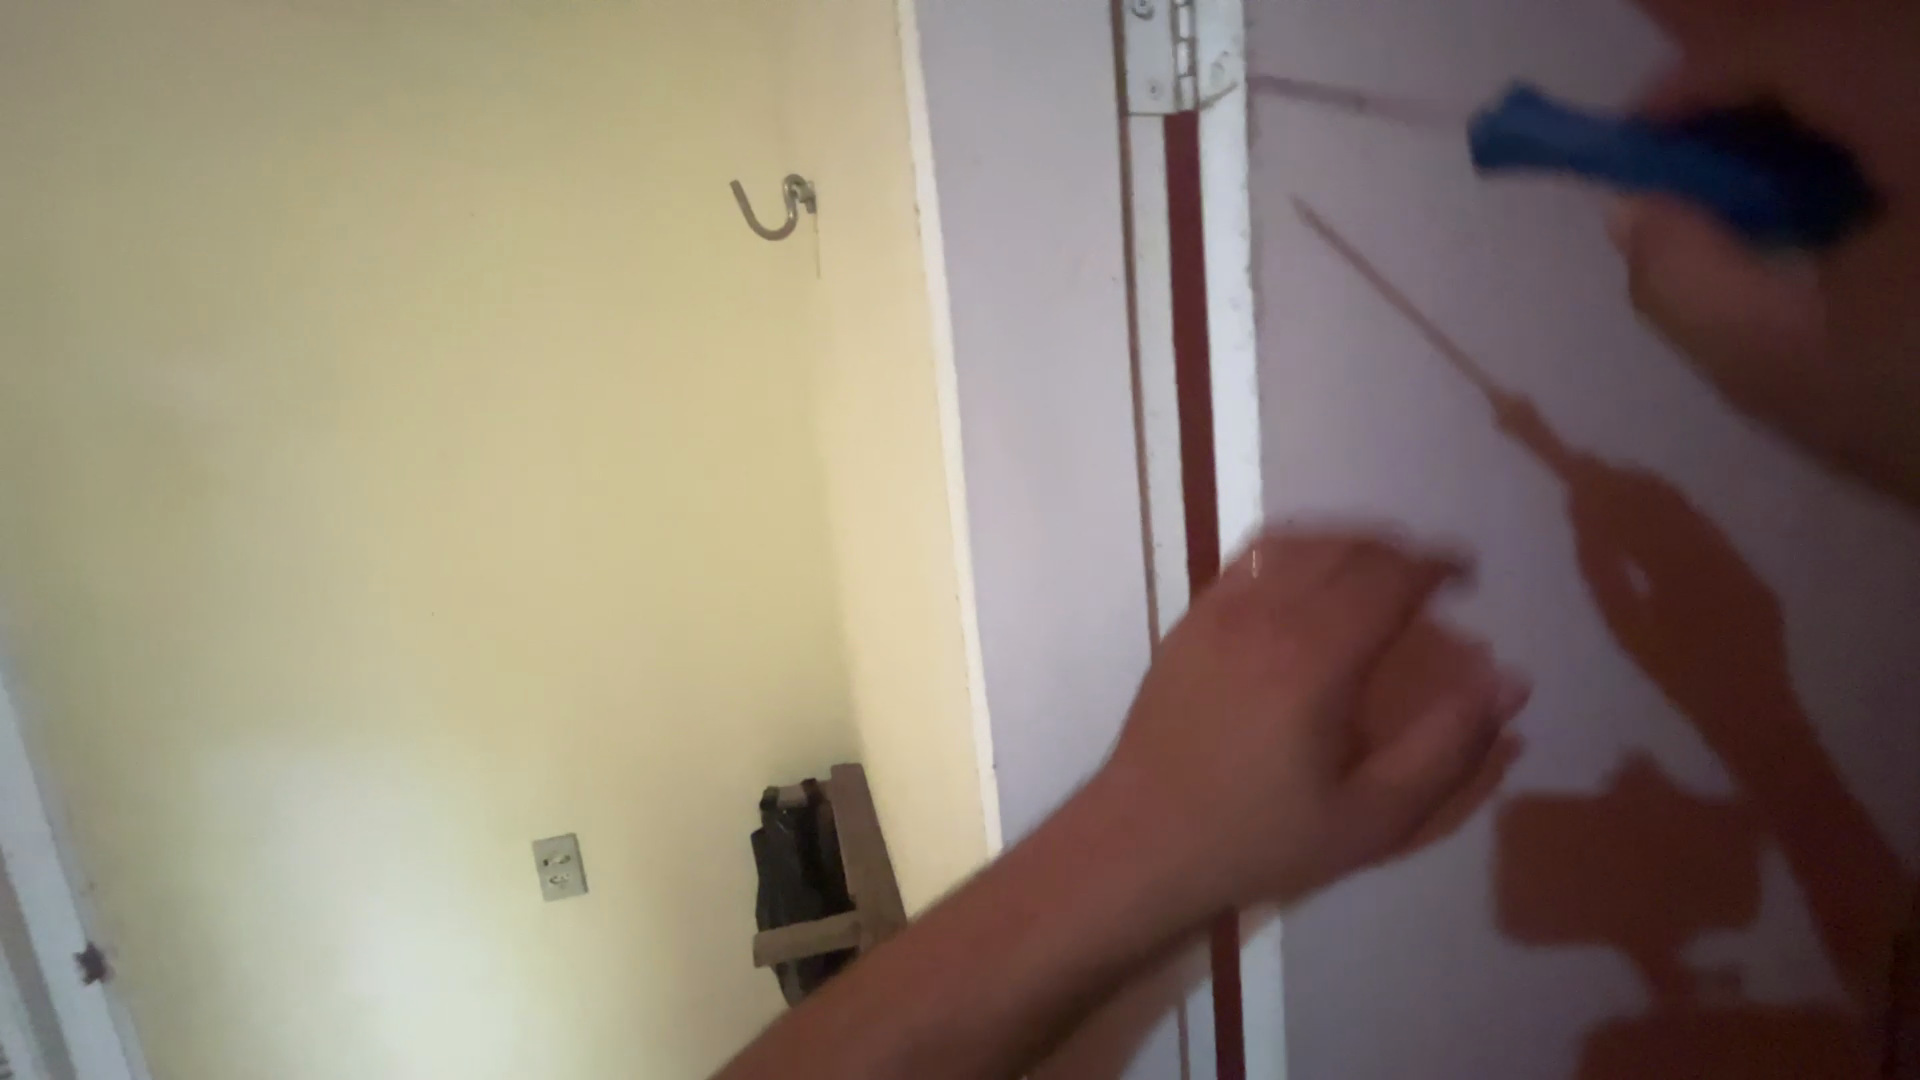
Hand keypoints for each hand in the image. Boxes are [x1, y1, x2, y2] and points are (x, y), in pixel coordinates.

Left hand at [1097, 529, 1529, 913]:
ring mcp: (1215, 613)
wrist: (1146, 833)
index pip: (1387, 577)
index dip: (1436, 564)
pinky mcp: (1186, 622)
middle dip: (1396, 549)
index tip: (1467, 575)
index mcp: (1314, 658)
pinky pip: (1243, 562)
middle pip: (1342, 548)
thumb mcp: (1372, 816)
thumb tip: (1508, 681)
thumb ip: (1447, 745)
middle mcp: (1262, 617)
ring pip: (1290, 543)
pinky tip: (1302, 578)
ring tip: (1374, 567)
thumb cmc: (1260, 835)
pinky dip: (1287, 551)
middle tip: (1429, 575)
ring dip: (1342, 541)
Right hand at [1613, 0, 1919, 508]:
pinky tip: (1854, 192)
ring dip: (1816, 103)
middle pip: (1859, 31)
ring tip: (1770, 185)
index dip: (1695, 81)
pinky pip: (1917, 96)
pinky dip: (1873, 123)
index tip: (1629, 146)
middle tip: (1693, 166)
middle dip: (1755, 85)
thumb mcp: (1774, 367)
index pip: (1801, 41)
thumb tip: (1630, 208)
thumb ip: (1679, 281)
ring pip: (1897, 53)